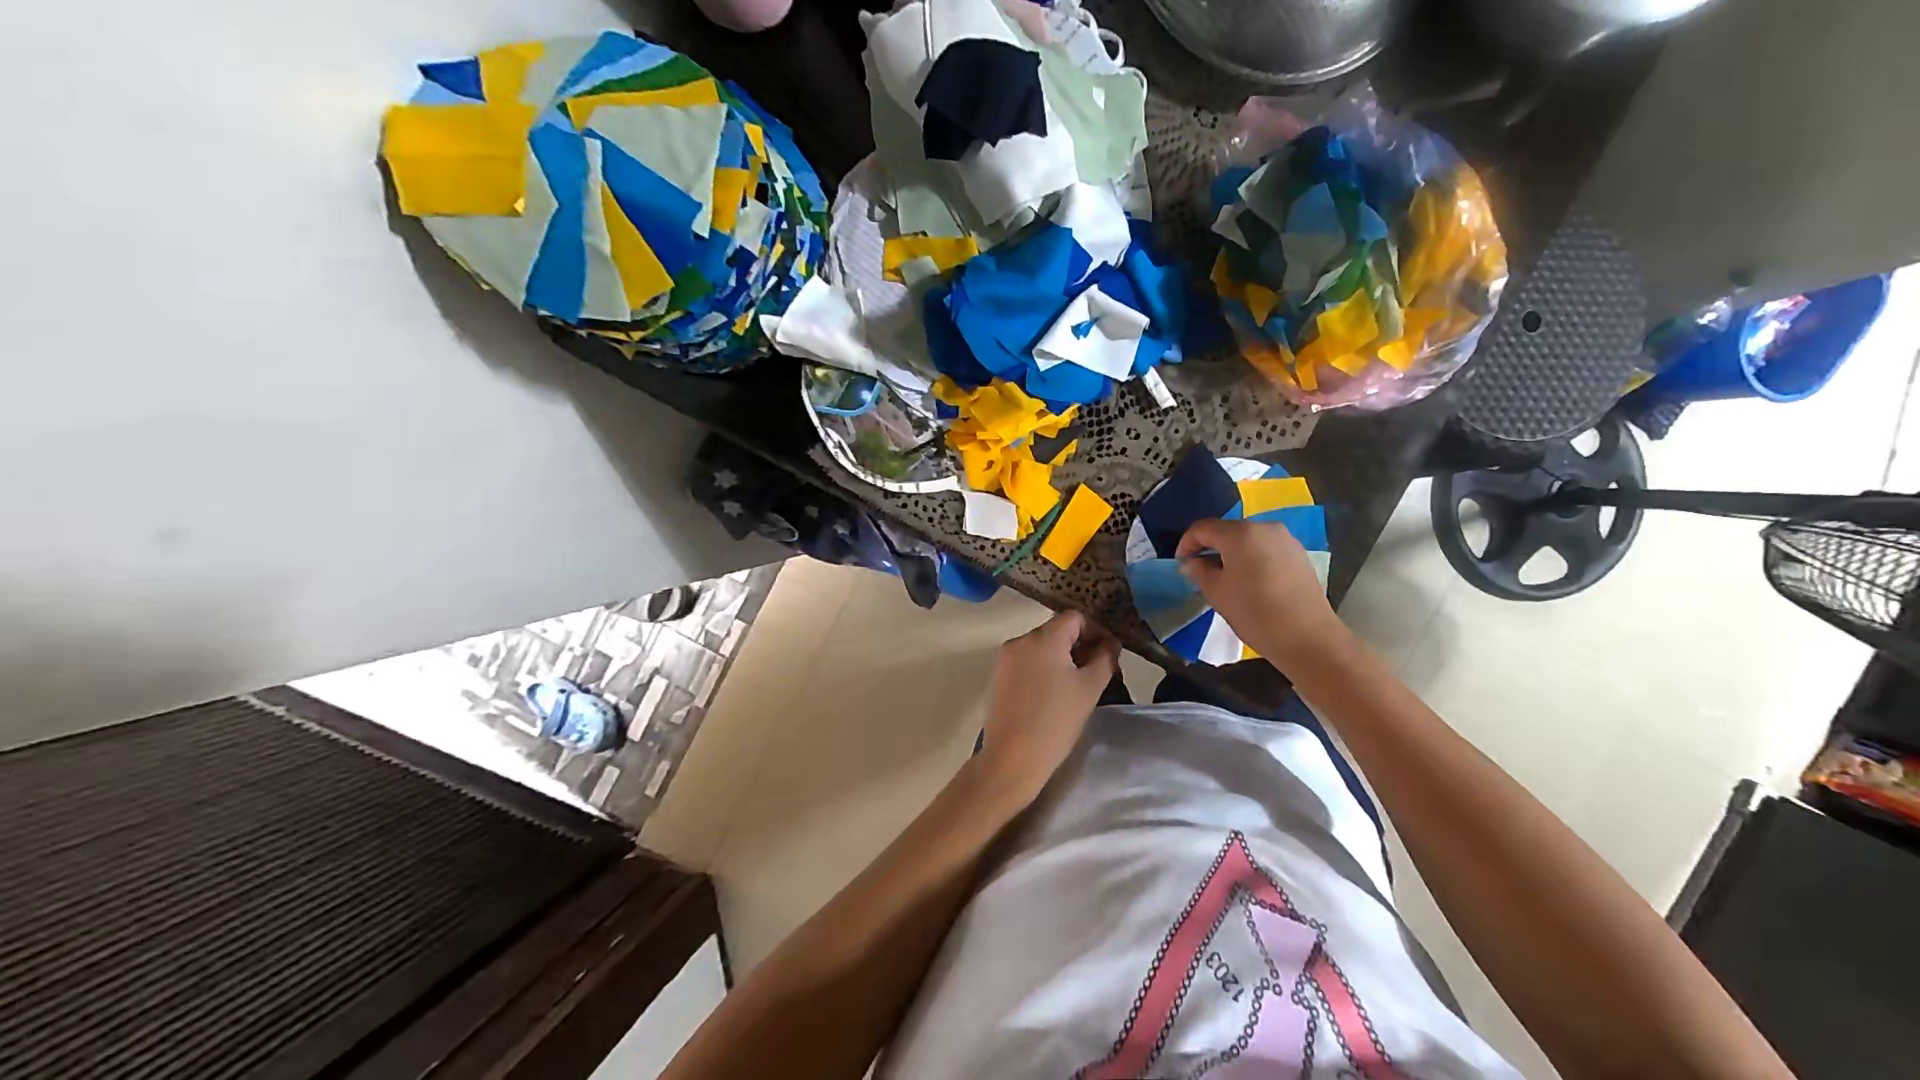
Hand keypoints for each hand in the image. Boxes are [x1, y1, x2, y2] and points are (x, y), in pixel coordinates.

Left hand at [977, 610, 1118, 801]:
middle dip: (1079, 645)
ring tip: (1077, 685)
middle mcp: (1020, 640)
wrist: (1013, 757)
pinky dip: (1044, 668)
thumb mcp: (1090, 688)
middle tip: (1097, 671)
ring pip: (1041, 647)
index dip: (1096, 631)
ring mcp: (1005, 658)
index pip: (1074, 618)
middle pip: (1056, 630)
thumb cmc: (1056, 721)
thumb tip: (1109, 644)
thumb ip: (1105, 658)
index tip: (1109, 654)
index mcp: (1043, 638)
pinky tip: (1054, 694)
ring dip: (1062, 658)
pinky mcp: (998, 676)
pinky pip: (1027, 661)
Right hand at [1176, 518, 1347, 670]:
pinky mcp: (1299, 554)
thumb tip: (1190, 562)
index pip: (1203, 528)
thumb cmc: (1254, 612)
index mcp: (1239, 534)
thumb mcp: (1216, 592)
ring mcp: (1285, 540)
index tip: (1180, 563)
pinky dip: (1252, 558)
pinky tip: (1251, 581)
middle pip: (1227, 530)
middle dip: (1210, 547)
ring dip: (1232, 553)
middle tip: (1200, 570)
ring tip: (1225, 578)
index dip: (1187, 543)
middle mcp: (1264, 528)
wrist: (1307, 636)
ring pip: (1248, 539)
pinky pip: (1266, 549)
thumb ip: (1198, 571)